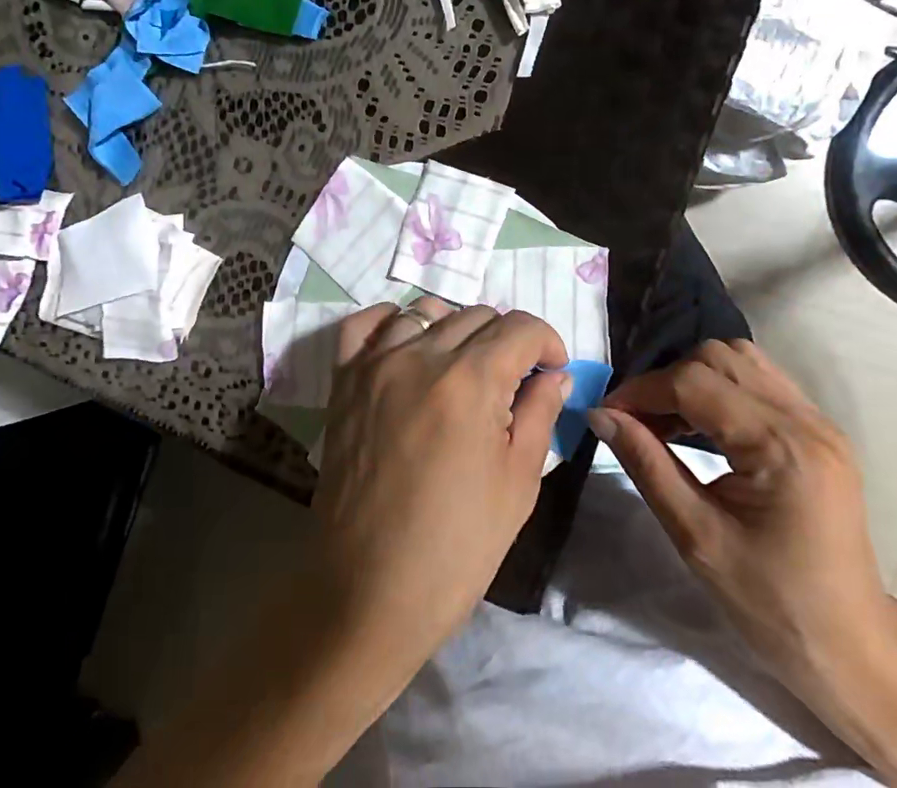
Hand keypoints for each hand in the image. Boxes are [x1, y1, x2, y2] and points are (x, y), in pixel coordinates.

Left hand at [314, 296, 570, 667]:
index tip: (552, 370)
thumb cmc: (456, 545)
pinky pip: (363, 325)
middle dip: (505, 339)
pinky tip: (407, 344)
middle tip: (513, 380)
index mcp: (469, 381)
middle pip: (473, 316)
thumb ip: (539, 415)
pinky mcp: (341, 381)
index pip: (518, 328)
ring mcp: (372, 365)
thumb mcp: (517, 483)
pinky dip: (389, 321)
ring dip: (453, 329)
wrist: (370, 582)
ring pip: (421, 313)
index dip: (547, 342)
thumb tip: (554, 376)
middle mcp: (417, 357)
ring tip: (464, 367)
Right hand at [588, 340, 889, 691]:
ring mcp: (819, 425)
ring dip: (691, 380)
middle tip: (634, 420)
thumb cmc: (768, 597)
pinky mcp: (818, 434)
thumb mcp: (693, 532)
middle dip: (664, 380)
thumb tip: (598, 414)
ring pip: (740, 361)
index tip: (605, 415)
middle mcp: (808, 422)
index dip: (640, 390)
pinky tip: (695, 428)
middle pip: (718, 358)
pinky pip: (759, 383)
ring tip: (663, 421)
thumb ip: (645, 463)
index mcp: (782, 448)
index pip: (693, 383)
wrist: (846, 642)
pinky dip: (716, 391)